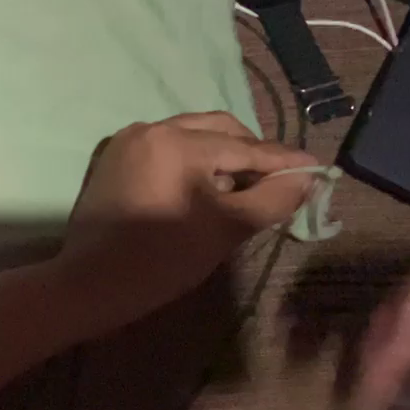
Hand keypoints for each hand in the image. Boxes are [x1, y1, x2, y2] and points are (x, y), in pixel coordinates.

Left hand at [59, 112, 316, 310]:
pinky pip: (163, 146)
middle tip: (275, 182)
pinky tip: (201, 187)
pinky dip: (188, 159)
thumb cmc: (164, 258)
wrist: (93, 280)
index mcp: (178, 142)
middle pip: (218, 129)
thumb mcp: (227, 228)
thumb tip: (305, 177)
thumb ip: (272, 198)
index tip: (316, 169)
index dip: (284, 161)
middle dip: (250, 152)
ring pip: (190, 134)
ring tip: (239, 188)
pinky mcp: (113, 157)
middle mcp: (151, 129)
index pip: (245, 147)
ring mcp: (128, 140)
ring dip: (220, 154)